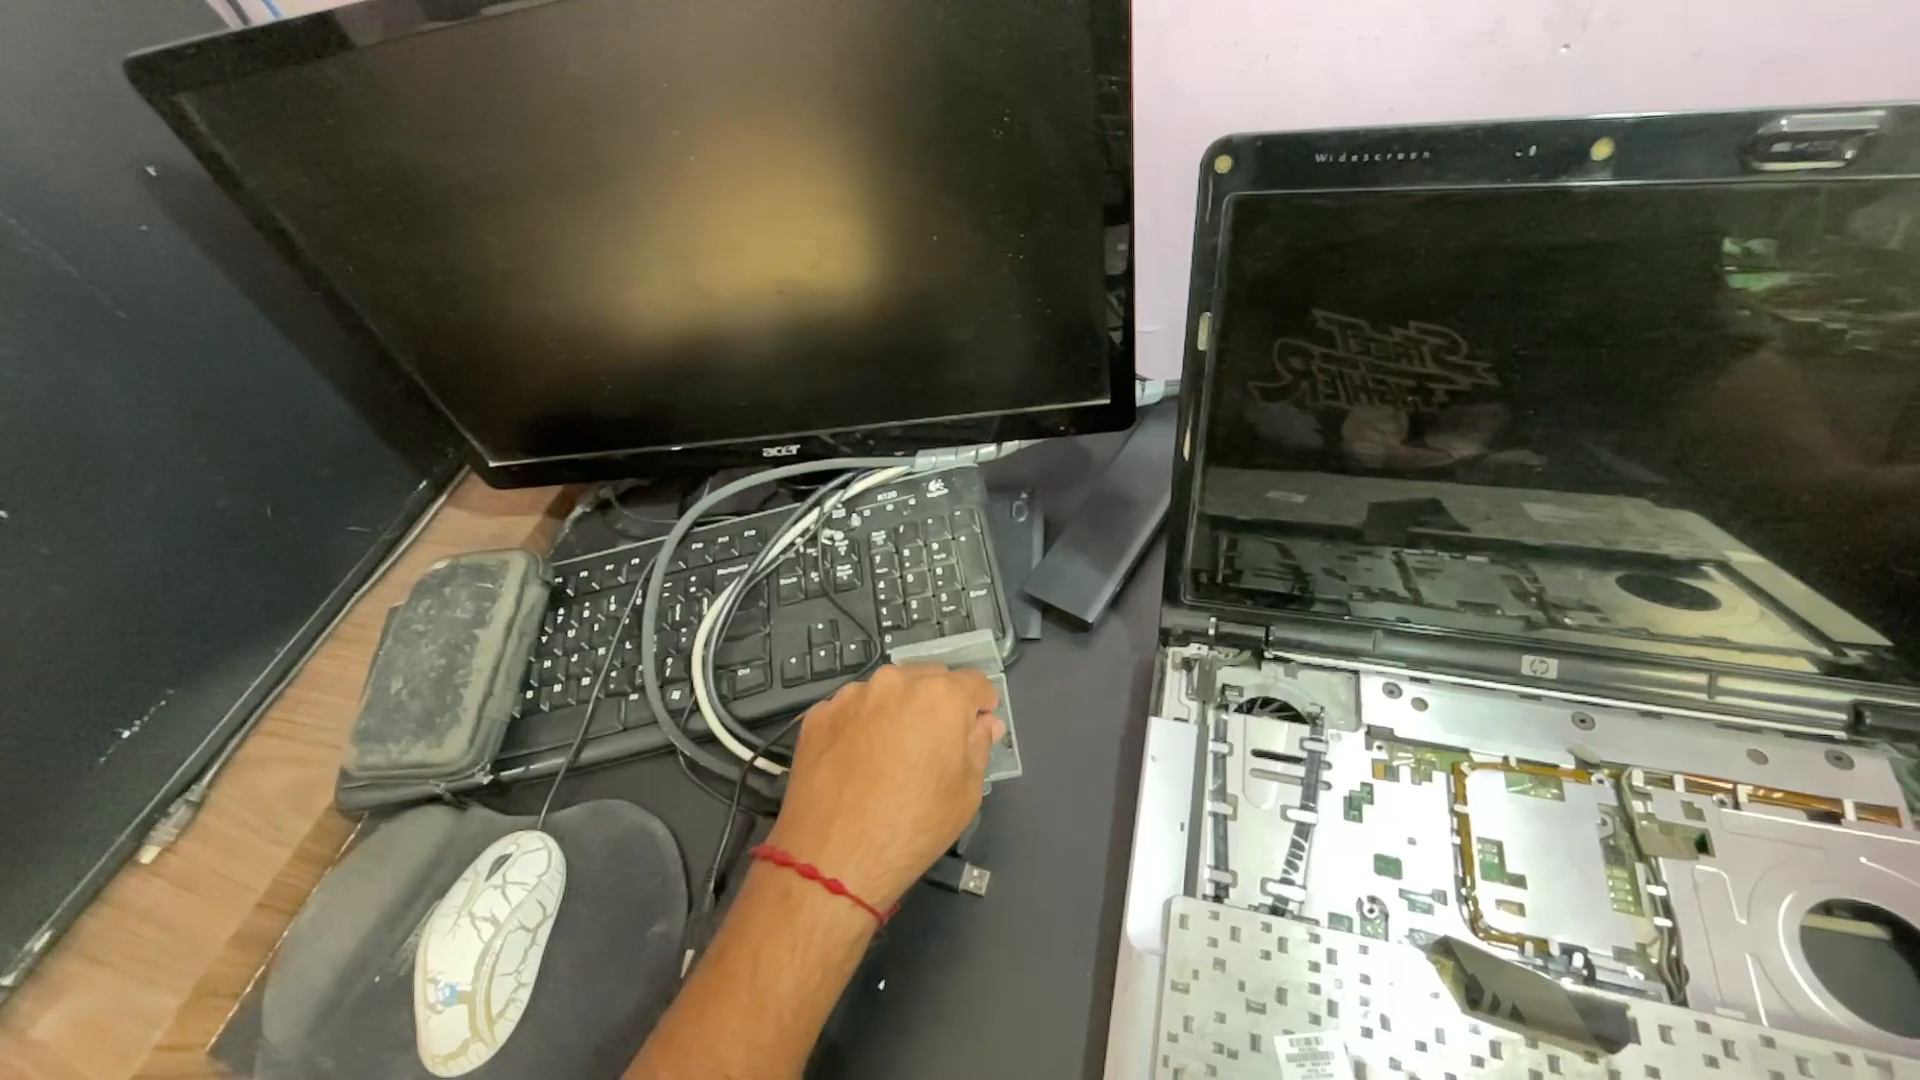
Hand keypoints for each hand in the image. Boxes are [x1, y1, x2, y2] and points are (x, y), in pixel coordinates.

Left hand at [765, 663, 1003, 909]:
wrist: (833, 856)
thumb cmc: (913, 826)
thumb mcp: (966, 792)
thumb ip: (978, 746)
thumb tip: (984, 723)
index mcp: (939, 695)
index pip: (973, 682)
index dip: (981, 704)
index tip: (977, 726)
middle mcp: (894, 682)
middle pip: (928, 678)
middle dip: (939, 701)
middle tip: (936, 743)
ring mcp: (851, 696)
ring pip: (887, 691)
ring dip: (897, 709)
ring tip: (893, 752)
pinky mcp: (818, 715)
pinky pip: (852, 709)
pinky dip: (862, 724)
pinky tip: (859, 760)